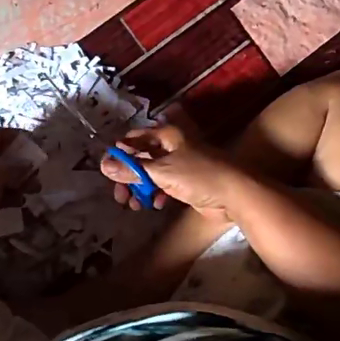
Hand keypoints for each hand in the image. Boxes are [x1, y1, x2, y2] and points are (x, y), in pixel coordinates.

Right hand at [101, 124, 248, 217]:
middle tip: (119, 194)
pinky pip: (162, 185)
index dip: (119, 153)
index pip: (134, 139)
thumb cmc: (198, 175)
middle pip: (140, 158)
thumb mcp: (160, 171)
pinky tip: (153, 204)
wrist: (236, 194)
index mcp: (166, 135)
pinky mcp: (186, 182)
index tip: (108, 170)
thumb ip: (132, 169)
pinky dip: (155, 194)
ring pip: (150, 174)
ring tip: (133, 204)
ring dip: (139, 188)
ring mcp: (179, 165)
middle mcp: (171, 146)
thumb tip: (103, 165)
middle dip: (127, 176)